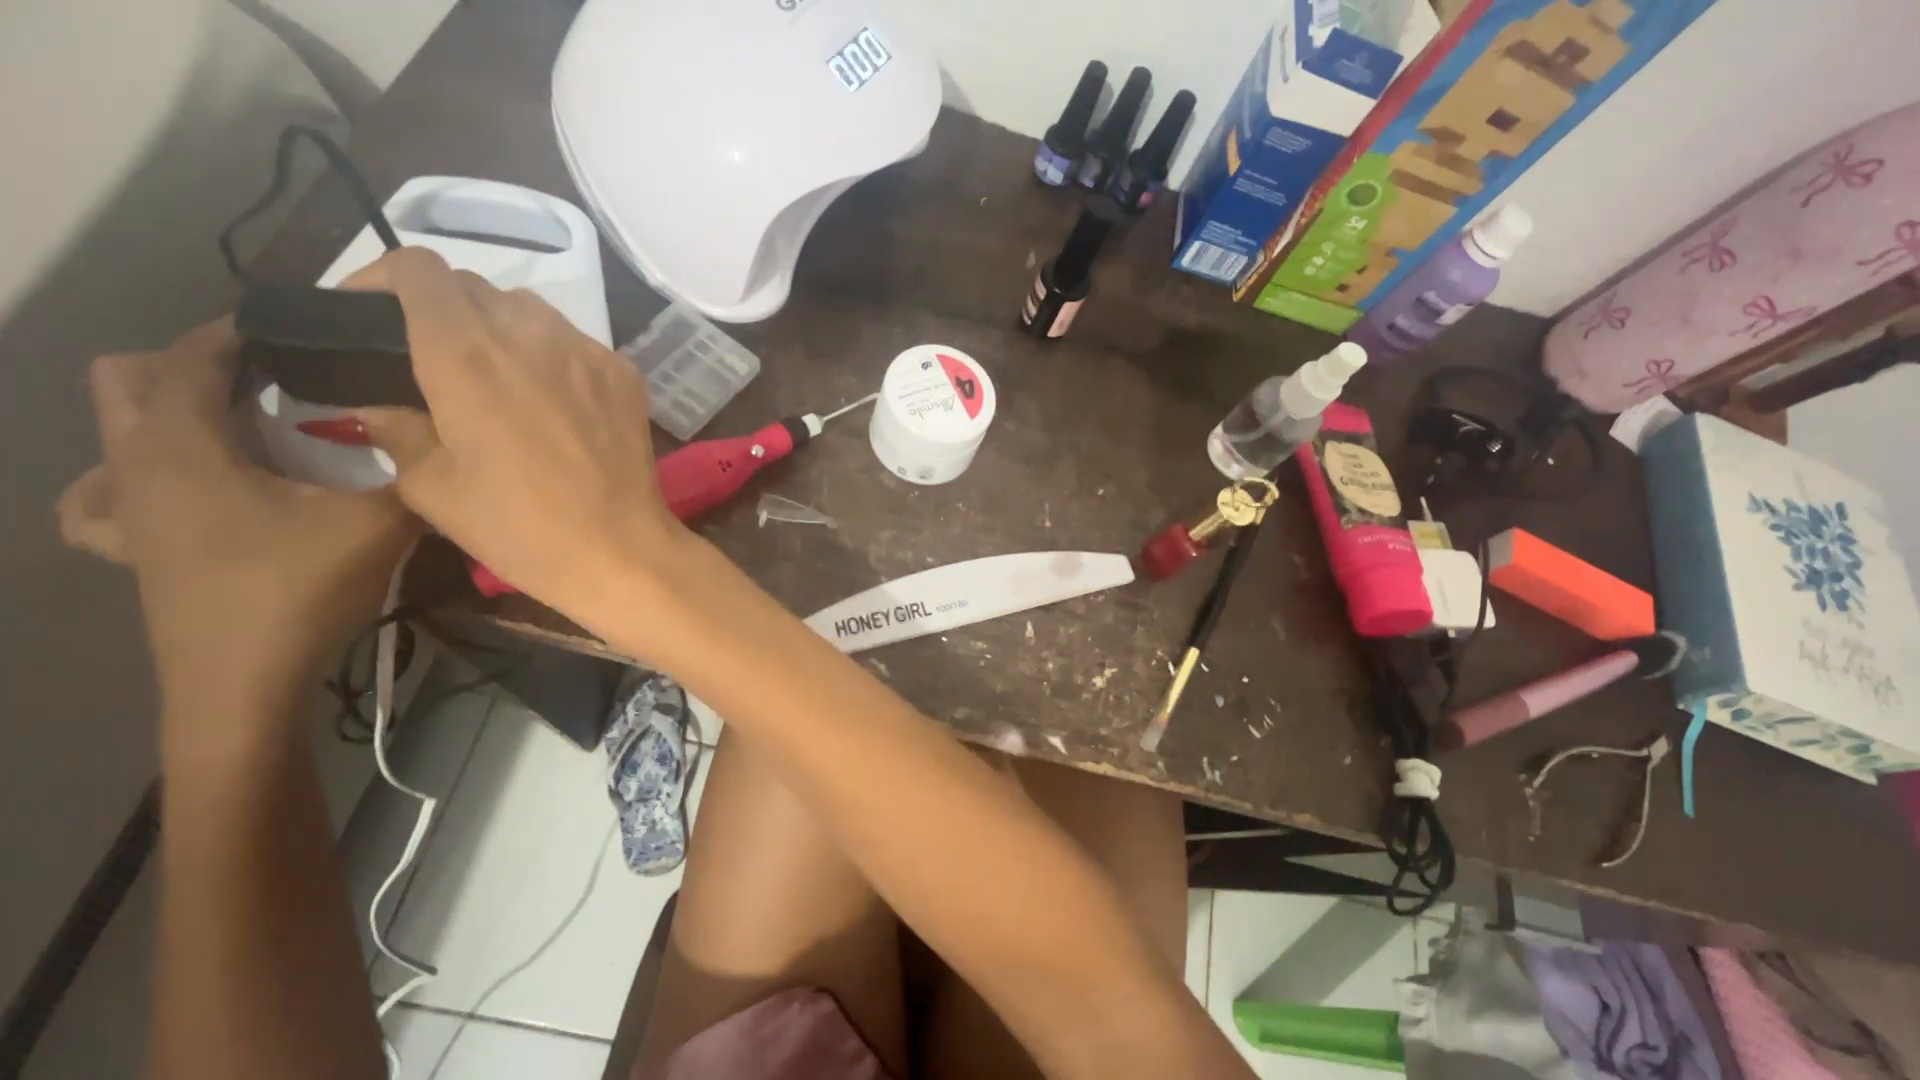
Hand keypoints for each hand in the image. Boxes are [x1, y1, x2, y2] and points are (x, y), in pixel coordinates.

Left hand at [57, 319, 420, 711]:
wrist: (242, 690)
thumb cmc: (296, 594)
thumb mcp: (380, 525)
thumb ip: (416, 474)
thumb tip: (445, 440)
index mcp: (182, 442)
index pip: (192, 352)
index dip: (247, 330)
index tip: (311, 331)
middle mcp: (136, 464)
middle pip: (130, 376)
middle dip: (200, 363)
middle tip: (279, 380)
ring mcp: (125, 511)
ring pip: (113, 431)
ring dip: (168, 415)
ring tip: (240, 431)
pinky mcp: (133, 552)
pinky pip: (104, 498)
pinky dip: (136, 480)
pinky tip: (187, 494)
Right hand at [346, 248, 688, 628]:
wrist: (618, 549)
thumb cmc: (516, 525)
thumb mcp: (430, 485)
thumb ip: (396, 428)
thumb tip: (382, 404)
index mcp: (464, 351)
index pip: (418, 268)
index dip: (382, 275)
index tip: (368, 312)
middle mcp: (527, 331)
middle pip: (472, 286)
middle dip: (438, 307)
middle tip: (426, 356)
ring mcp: (584, 348)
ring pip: (528, 310)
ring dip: (498, 328)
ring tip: (490, 378)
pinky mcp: (623, 371)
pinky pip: (575, 343)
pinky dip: (549, 356)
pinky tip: (549, 401)